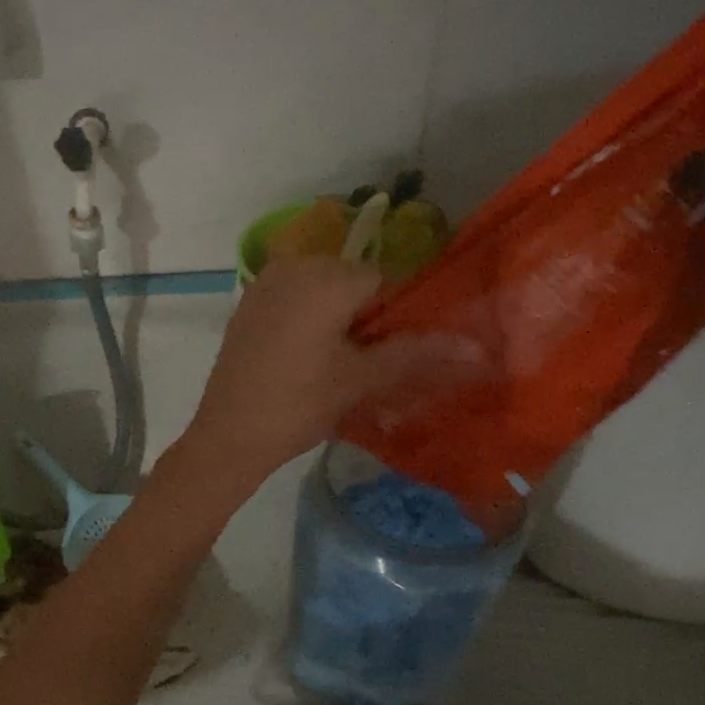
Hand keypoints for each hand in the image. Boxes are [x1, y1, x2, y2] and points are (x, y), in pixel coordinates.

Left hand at [180, 257, 477, 482]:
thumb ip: (417, 355)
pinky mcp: (246, 309)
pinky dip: (309, 326)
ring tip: (339, 372)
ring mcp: (263, 286)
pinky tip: (308, 365)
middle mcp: (293, 267)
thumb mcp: (360, 379)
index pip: (387, 282)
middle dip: (368, 321)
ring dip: (339, 326)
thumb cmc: (297, 405)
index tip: (396, 357)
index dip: (398, 319)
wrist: (227, 437)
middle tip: (367, 369)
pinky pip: (293, 306)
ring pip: (322, 296)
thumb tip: (478, 349)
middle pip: (352, 285)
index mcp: (325, 275)